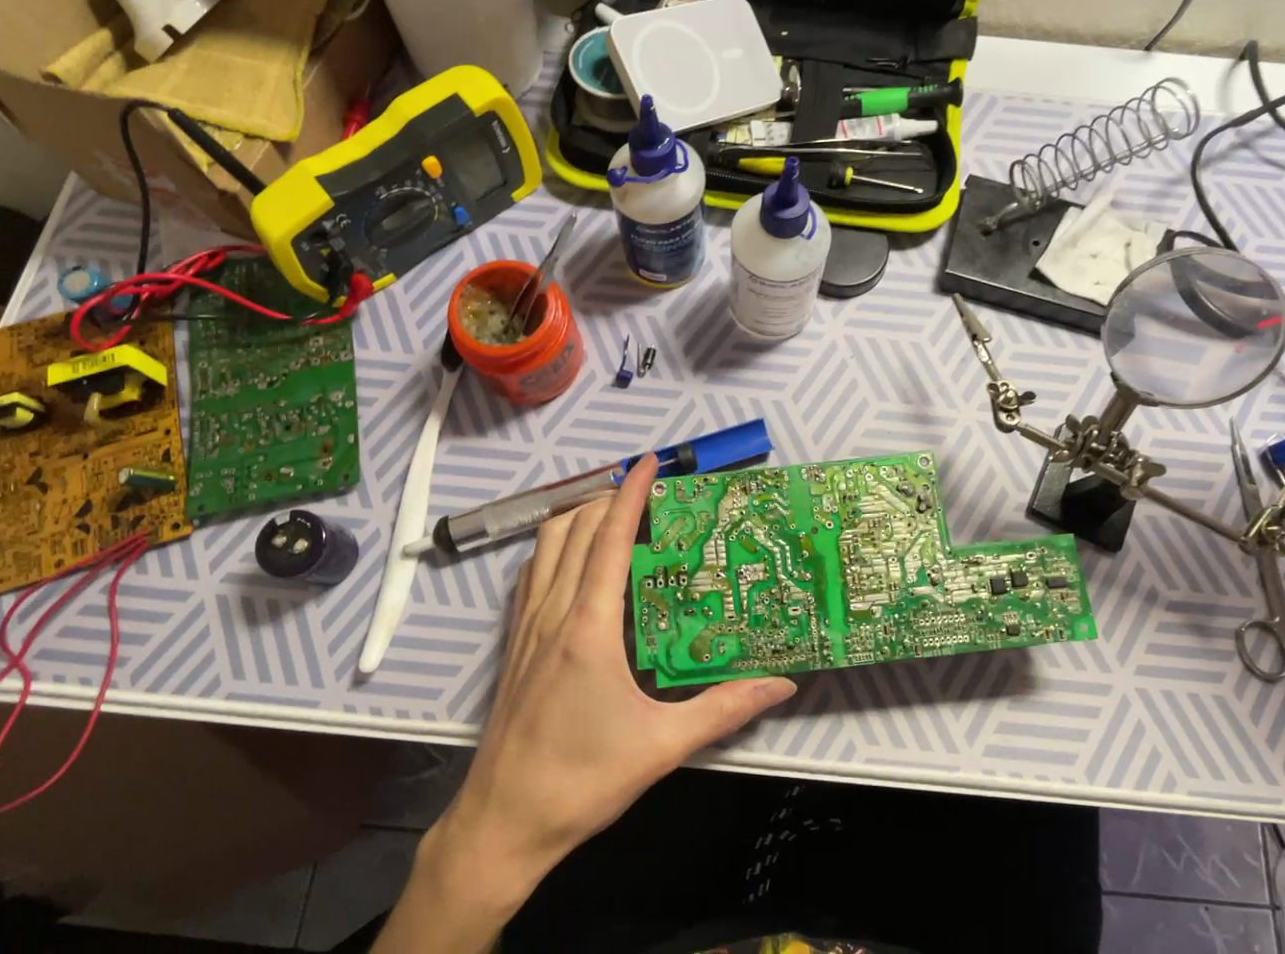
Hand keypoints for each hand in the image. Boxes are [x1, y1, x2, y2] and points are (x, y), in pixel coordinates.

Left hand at [441, 455, 796, 883]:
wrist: (503, 821)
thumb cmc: (582, 781)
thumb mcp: (662, 747)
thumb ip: (724, 709)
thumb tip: (782, 684)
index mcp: (588, 628)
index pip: (609, 540)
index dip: (629, 495)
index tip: (648, 463)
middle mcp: (551, 613)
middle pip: (575, 531)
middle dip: (608, 497)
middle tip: (647, 489)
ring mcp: (525, 627)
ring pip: (545, 546)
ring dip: (577, 517)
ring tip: (612, 513)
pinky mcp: (513, 644)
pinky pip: (531, 575)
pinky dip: (553, 548)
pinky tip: (573, 562)